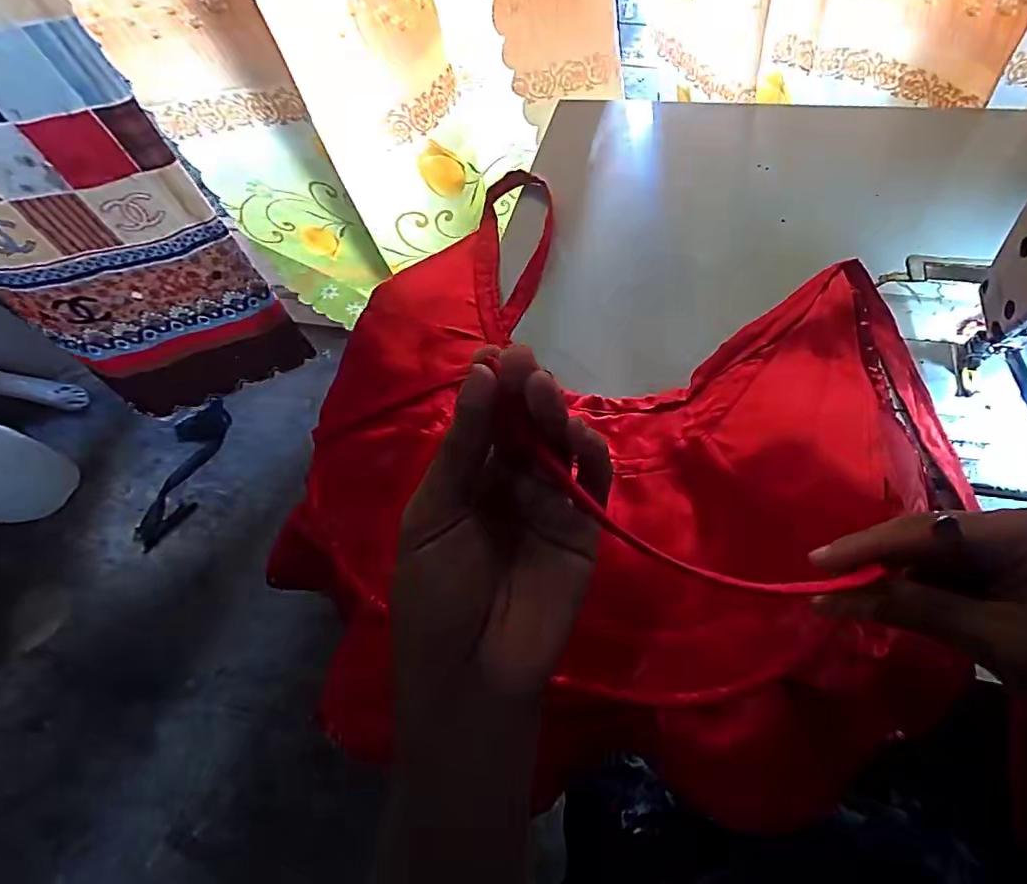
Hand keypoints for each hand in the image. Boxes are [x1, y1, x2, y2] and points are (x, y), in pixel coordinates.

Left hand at [392, 344, 611, 705]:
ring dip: (553, 411)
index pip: (487, 419)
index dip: (490, 386)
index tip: (492, 354)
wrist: (470, 671)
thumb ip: (463, 446)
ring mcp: (552, 500)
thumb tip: (481, 375)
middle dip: (522, 390)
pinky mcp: (585, 523)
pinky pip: (591, 479)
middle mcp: (514, 480)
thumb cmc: (435, 593)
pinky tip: (574, 430)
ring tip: (539, 388)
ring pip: (560, 443)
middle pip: (525, 424)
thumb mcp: (435, 512)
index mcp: (472, 476)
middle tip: (520, 361)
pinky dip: (588, 451)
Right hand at [809, 509, 1026, 728]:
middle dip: (875, 558)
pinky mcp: (1004, 576)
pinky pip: (948, 576)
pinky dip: (917, 591)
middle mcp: (1005, 530)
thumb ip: (917, 609)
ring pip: (931, 557)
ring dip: (893, 576)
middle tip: (824, 575)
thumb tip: (840, 598)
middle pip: (923, 537)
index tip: (818, 562)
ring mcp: (1005, 552)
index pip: (923, 532)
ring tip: (847, 591)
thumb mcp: (993, 639)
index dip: (867, 547)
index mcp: (1011, 532)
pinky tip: (891, 602)